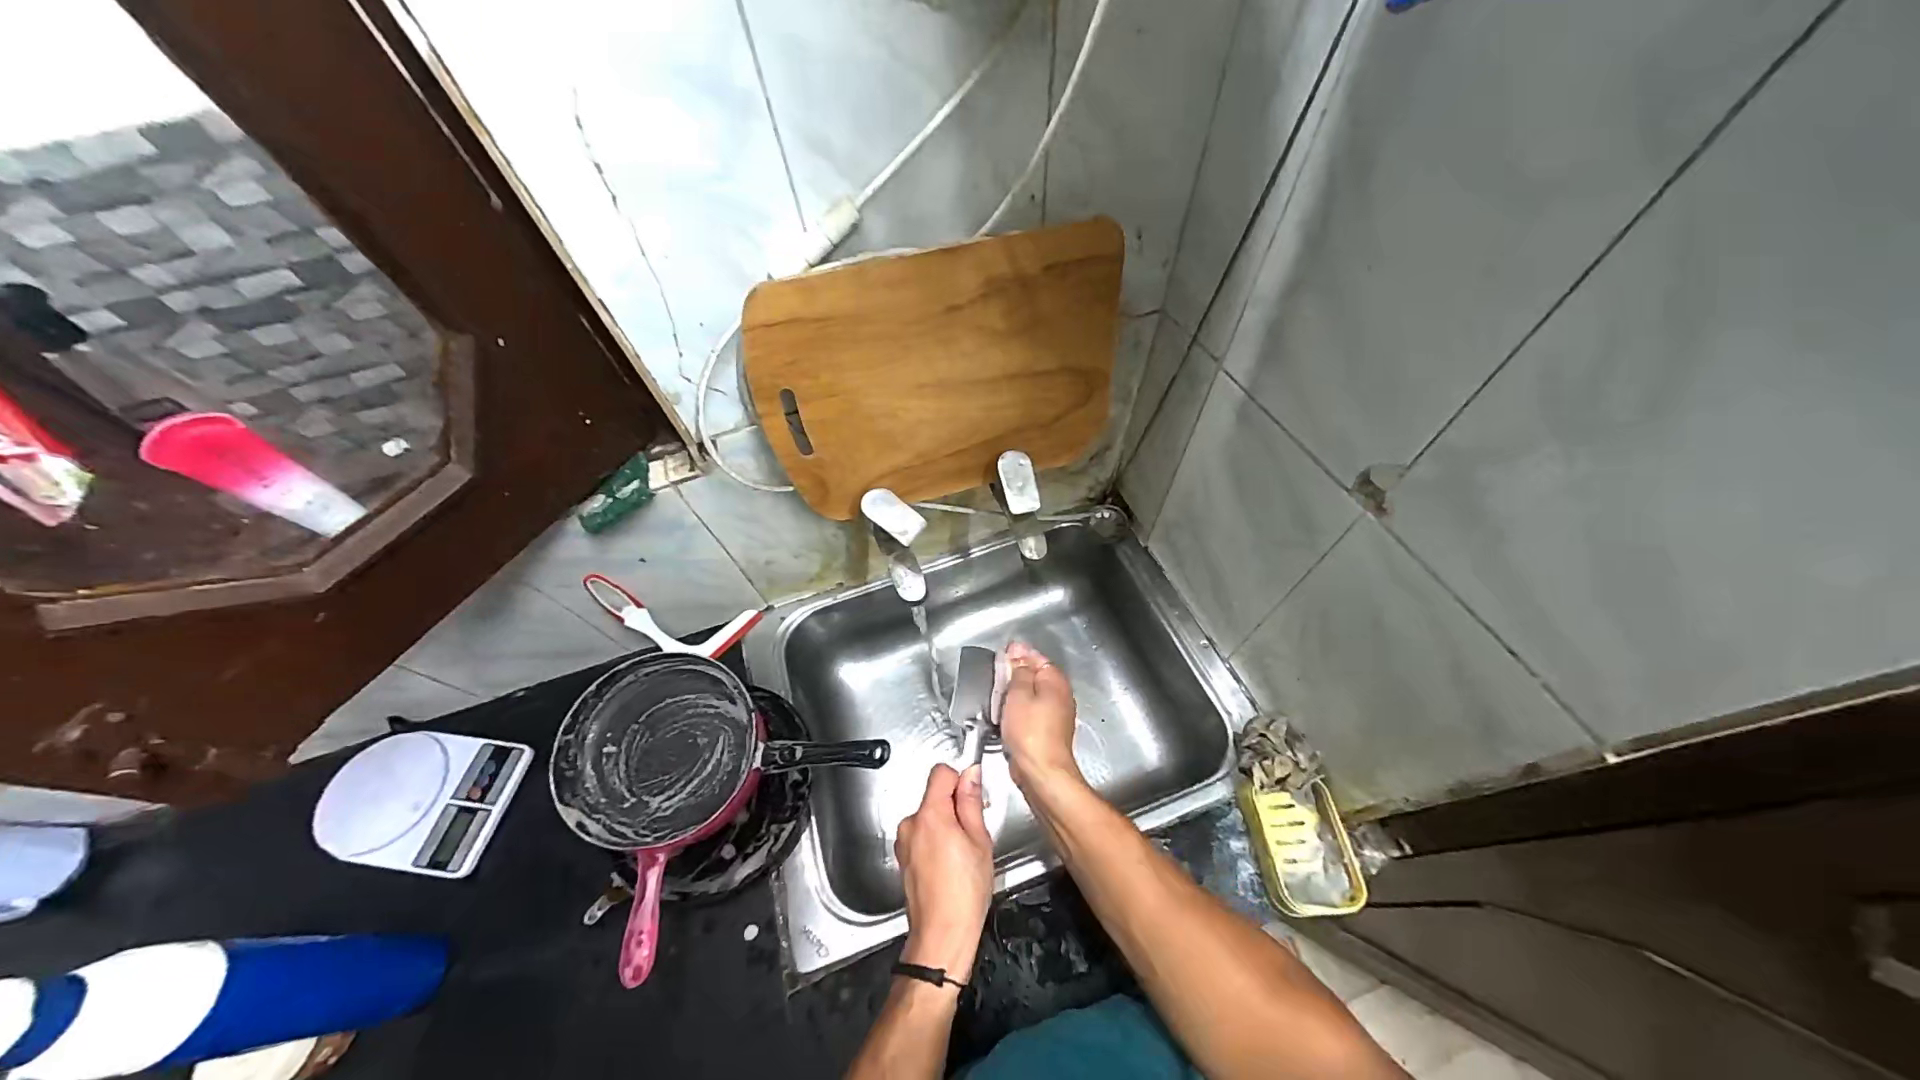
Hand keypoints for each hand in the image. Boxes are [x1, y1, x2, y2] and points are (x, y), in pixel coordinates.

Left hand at [895, 763, 993, 976]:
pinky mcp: (903, 858)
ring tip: (963, 855)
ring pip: (929, 817)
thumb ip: (972, 802)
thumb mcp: (980, 841)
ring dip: (945, 826)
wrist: (942, 935)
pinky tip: (951, 866)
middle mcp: (911, 824)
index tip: (973, 795)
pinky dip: (936, 842)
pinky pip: (922, 836)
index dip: (961, 779)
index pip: (941, 772)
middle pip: (935, 795)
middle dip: (955, 806)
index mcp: (931, 815)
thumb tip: (971, 774)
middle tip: (974, 833)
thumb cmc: (964, 894)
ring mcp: (904, 842)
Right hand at [1000, 642, 1082, 791]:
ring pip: (1033, 696)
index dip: (1019, 654)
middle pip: (1036, 676)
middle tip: (997, 676)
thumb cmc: (1030, 732)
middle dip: (1016, 674)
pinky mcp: (1047, 732)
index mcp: (1055, 682)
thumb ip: (1018, 671)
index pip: (1037, 658)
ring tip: (998, 696)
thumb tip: (1018, 656)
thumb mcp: (1018, 694)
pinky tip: (1006, 716)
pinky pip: (1031, 713)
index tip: (1003, 655)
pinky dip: (1018, 712)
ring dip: (1016, 695)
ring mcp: (1056, 715)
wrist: (1042, 771)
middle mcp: (1060, 696)